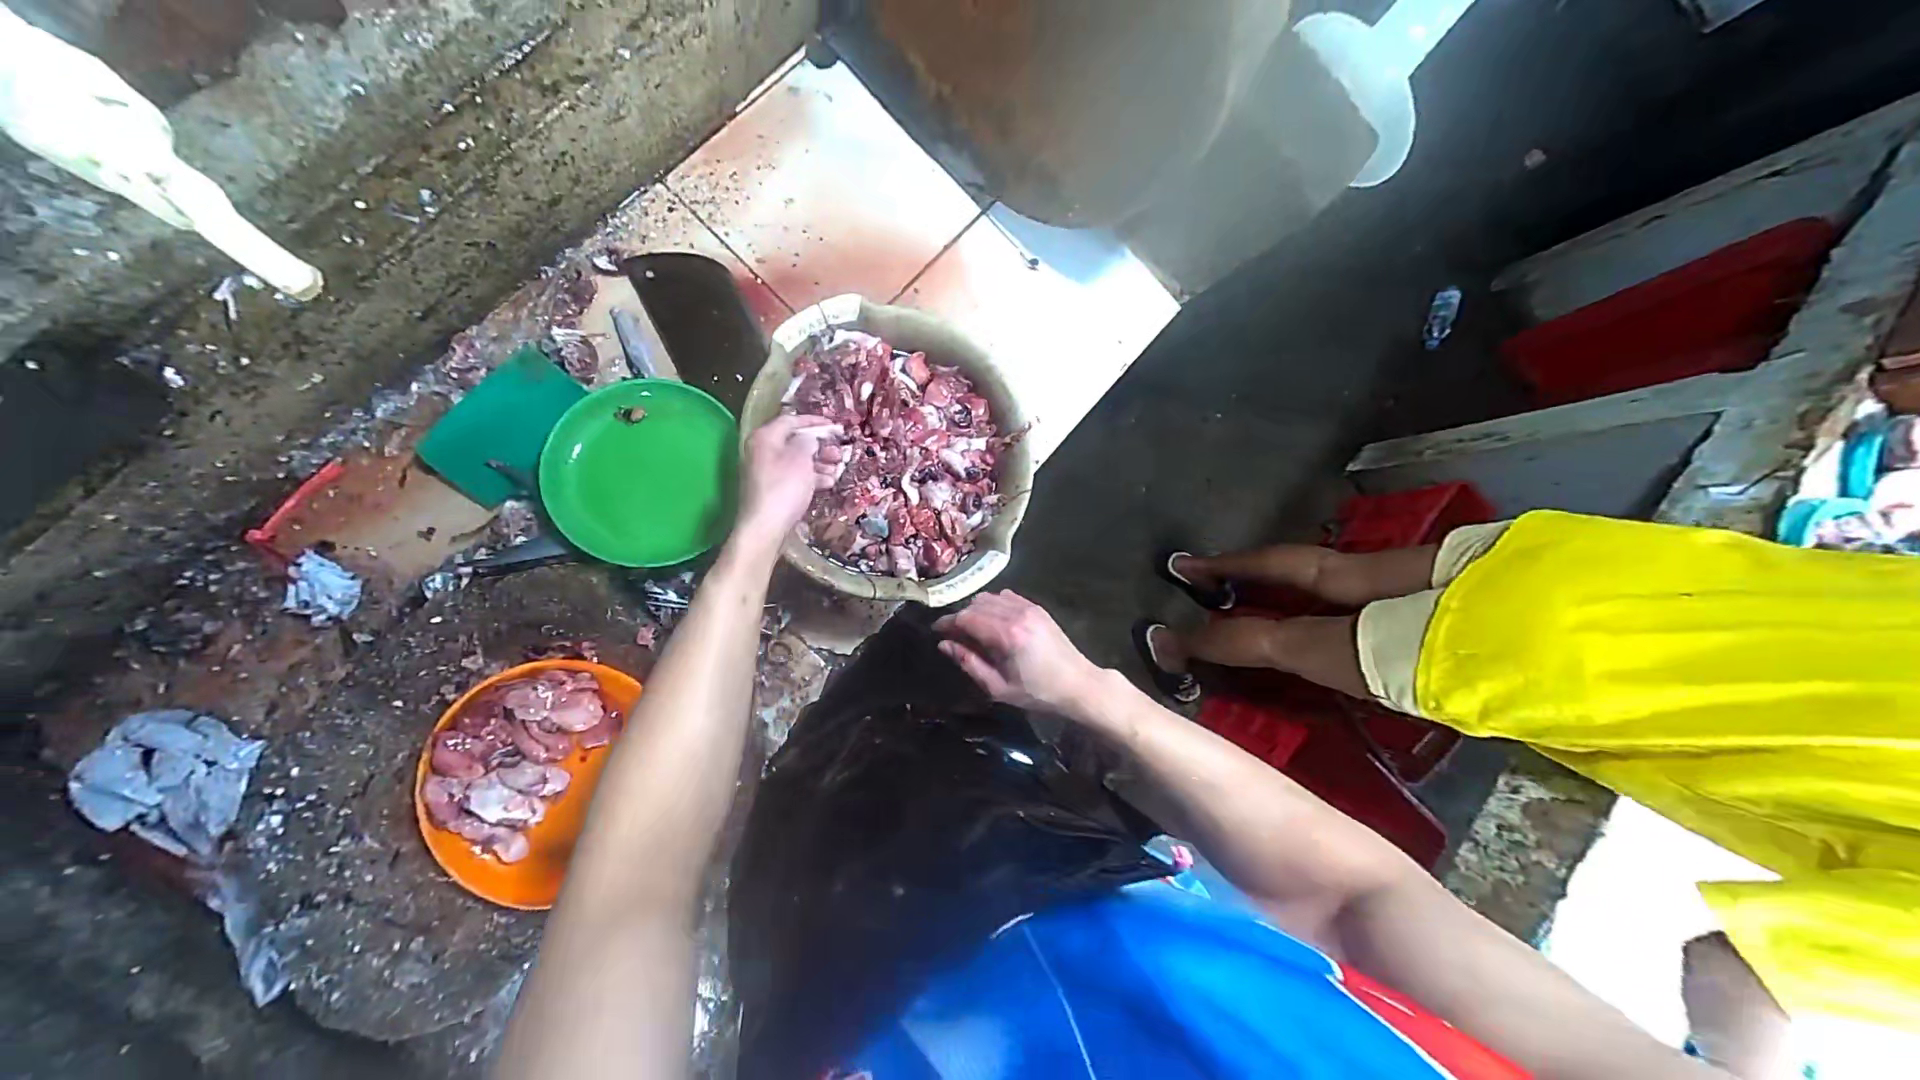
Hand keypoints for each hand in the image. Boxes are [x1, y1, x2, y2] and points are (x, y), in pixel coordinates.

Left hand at [738, 413, 841, 544]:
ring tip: (837, 469)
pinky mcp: (772, 490)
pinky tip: (828, 483)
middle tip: (838, 452)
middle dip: (820, 446)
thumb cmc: (784, 487)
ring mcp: (766, 472)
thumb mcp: (800, 458)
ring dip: (819, 463)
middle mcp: (762, 451)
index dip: (815, 422)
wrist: (766, 527)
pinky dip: (811, 477)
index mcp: (765, 437)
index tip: (835, 427)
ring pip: (797, 460)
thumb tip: (810, 439)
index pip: (792, 420)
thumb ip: (808, 441)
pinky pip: (794, 477)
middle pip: (795, 441)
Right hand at [933, 591, 1103, 713]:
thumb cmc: (1037, 692)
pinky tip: (993, 623)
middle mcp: (1017, 614)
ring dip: (976, 610)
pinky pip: (1006, 596)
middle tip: (954, 636)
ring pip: (990, 597)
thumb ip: (969, 663)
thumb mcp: (998, 687)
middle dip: (960, 618)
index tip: (936, 632)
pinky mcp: (1037, 608)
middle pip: (975, 604)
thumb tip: (944, 645)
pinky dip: (993, 605)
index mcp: (1006, 634)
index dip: (947, 623)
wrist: (1077, 684)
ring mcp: (1029, 607)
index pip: (966, 618)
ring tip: (973, 631)